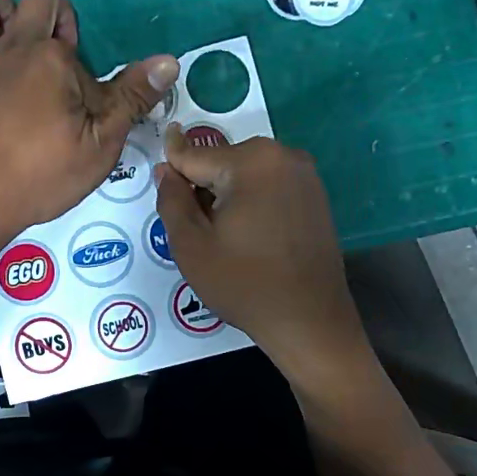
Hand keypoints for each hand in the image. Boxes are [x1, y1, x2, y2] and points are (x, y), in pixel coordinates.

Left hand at [0, 0, 178, 243]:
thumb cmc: (43, 175)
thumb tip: (169, 60)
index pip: (85, 48)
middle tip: (59, 60)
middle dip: (54, 13)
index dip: (91, 75)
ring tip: (11, 42)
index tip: (88, 109)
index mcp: (54, 59)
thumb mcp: (102, 145)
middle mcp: (13, 45)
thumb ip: (132, 98)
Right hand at [155, 125, 364, 372]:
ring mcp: (306, 176)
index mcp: (252, 161)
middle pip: (222, 163)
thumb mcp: (191, 245)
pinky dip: (254, 204)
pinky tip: (250, 238)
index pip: (193, 156)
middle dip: (204, 188)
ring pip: (247, 176)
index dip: (171, 172)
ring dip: (229, 197)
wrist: (309, 320)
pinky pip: (271, 188)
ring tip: (224, 239)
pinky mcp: (317, 197)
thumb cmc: (245, 284)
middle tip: (198, 231)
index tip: (159, 178)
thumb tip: (166, 169)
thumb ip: (172, 200)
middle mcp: (284, 156)